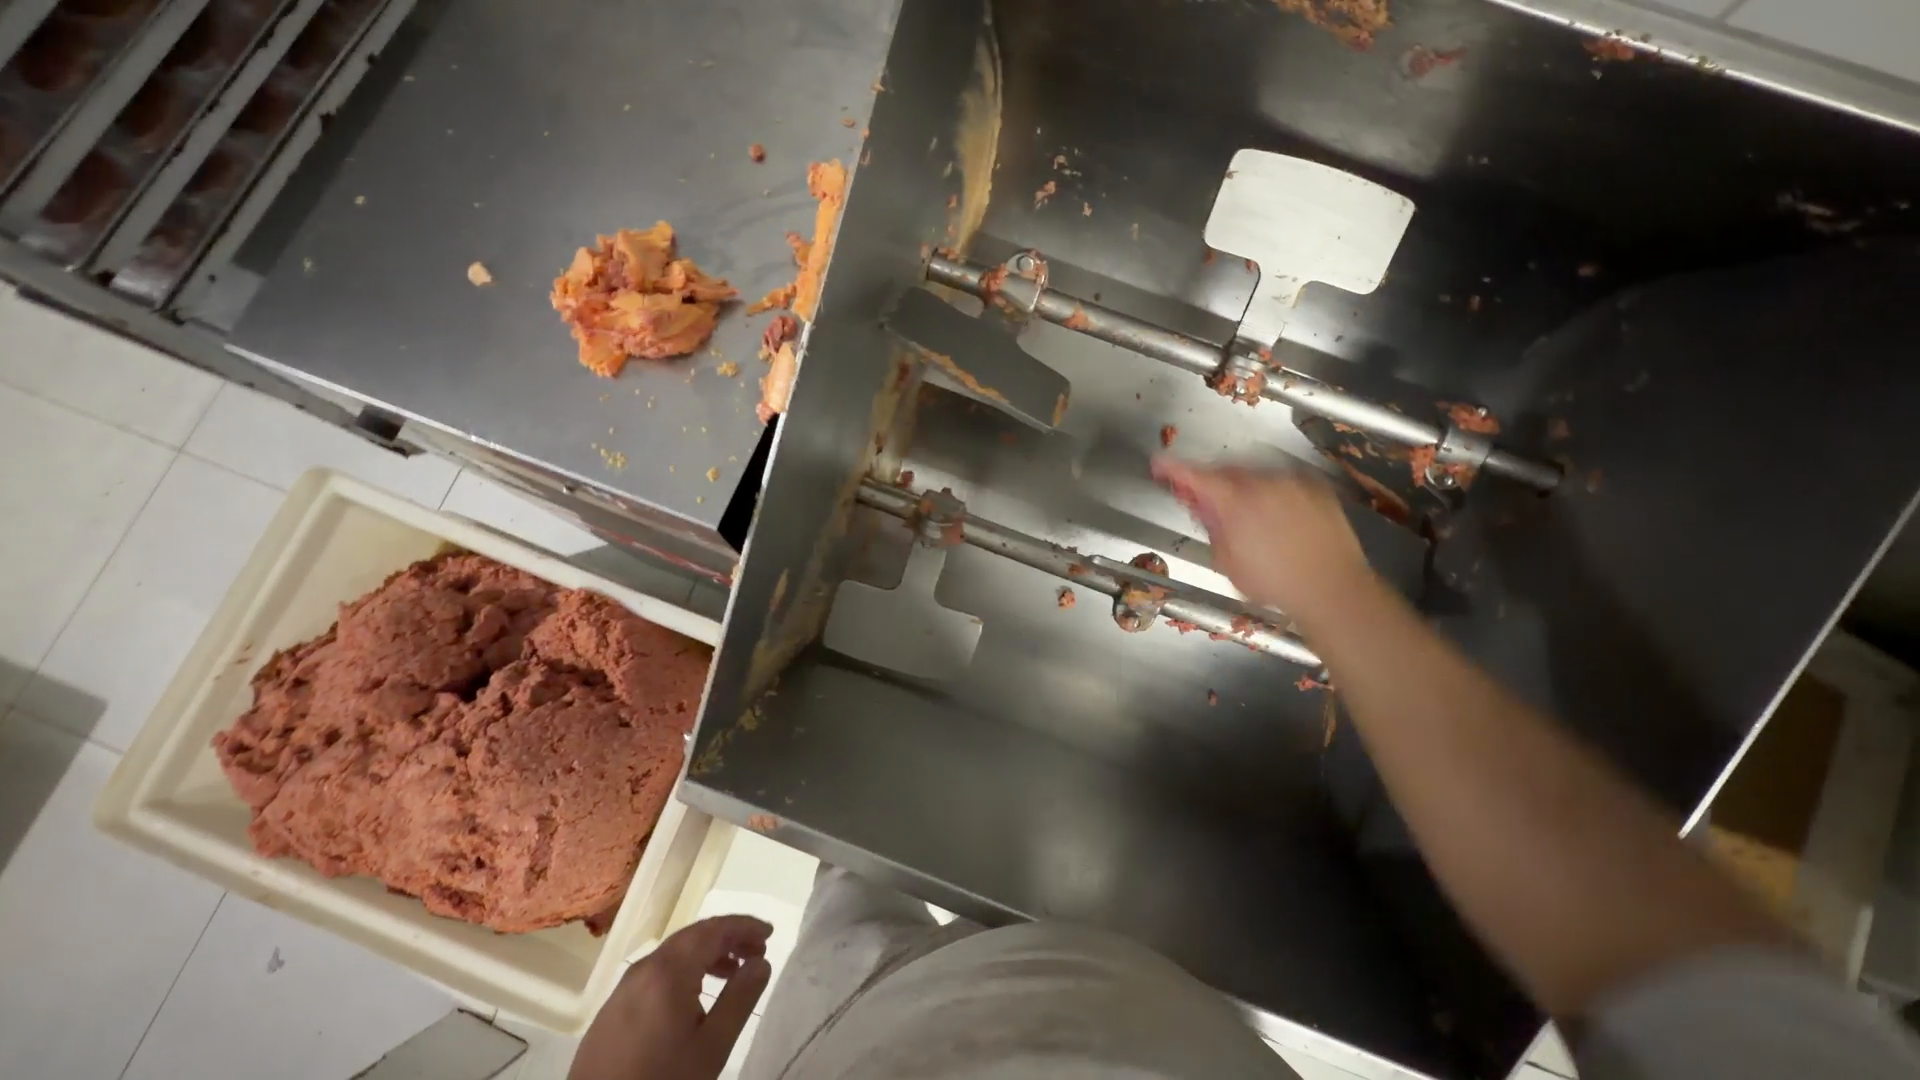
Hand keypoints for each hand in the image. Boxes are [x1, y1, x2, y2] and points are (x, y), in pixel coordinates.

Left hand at [569, 916, 773, 1079]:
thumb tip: (761, 962)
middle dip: (727, 938)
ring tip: (731, 973)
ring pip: (673, 955)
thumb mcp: (712, 1046)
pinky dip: (684, 971)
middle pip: (692, 937)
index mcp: (669, 971)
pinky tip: (695, 997)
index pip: (713, 930)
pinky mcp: (613, 1009)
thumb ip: (740, 999)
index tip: (770, 933)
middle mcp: (644, 969)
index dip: (744, 927)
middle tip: (757, 952)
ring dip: (706, 954)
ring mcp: (624, 988)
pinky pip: (656, 973)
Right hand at [1152, 458, 1372, 619]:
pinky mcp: (1316, 488)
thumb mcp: (1227, 562)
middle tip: (1206, 500)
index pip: (1196, 476)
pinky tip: (1274, 517)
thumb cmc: (1275, 584)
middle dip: (1213, 483)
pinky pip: (1284, 483)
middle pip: (1227, 471)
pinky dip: (1272, 493)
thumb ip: (1212, 528)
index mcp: (1236, 501)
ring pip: (1257, 475)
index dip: (1174, 469)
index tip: (1161, 466)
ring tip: (1245, 515)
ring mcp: (1293, 483)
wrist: (1333, 589)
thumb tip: (1204, 509)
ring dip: (1244, 488)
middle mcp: (1264, 483)